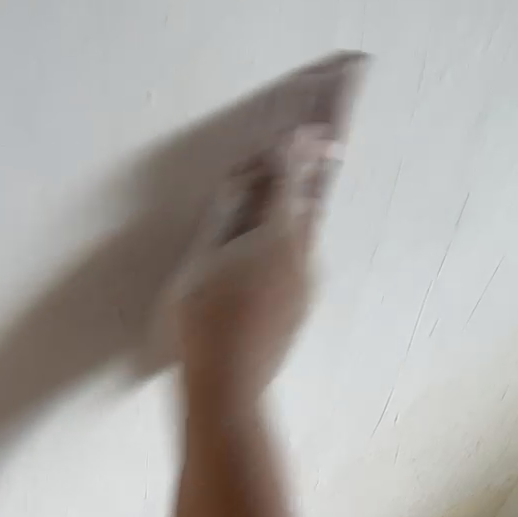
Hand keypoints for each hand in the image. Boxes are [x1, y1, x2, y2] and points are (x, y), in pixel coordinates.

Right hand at [157, 125, 341, 405]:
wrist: (229, 385)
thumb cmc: (204, 322)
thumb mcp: (199, 263)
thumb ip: (224, 218)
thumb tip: (242, 182)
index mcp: (275, 237)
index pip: (288, 182)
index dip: (295, 153)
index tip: (307, 129)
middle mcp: (301, 258)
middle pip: (308, 209)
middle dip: (309, 180)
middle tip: (318, 150)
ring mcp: (305, 289)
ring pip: (306, 242)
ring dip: (297, 220)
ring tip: (284, 209)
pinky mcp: (301, 313)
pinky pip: (300, 269)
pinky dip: (290, 252)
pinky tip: (271, 261)